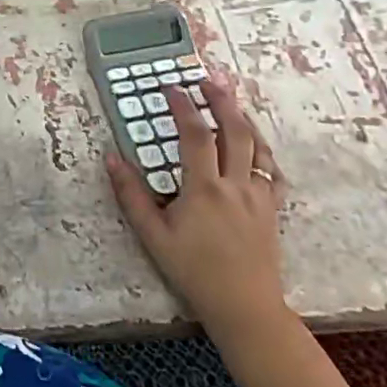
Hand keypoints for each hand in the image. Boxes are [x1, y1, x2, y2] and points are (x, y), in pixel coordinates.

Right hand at [107, 81, 288, 334]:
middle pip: (234, 131)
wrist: (245, 308)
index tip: (171, 87)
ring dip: (244, 119)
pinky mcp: (272, 209)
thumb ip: (131, 194)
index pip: (195, 135)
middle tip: (208, 79)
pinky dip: (263, 149)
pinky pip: (273, 171)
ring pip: (258, 147)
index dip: (183, 106)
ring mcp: (259, 197)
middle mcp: (236, 185)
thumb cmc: (194, 271)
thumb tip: (112, 157)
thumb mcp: (152, 235)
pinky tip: (255, 143)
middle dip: (221, 100)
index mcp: (205, 188)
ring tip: (232, 100)